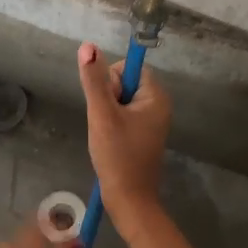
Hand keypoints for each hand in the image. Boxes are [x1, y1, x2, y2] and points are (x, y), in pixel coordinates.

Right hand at [76, 40, 171, 222]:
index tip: (108, 107)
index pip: (128, 68)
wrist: (129, 200)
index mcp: (156, 96)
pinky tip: (110, 142)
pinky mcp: (144, 135)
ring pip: (121, 101)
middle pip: (124, 83)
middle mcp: (159, 105)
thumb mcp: (101, 114)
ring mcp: (153, 121)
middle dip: (108, 99)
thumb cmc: (117, 156)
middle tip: (107, 124)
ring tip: (108, 135)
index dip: (111, 83)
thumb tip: (87, 46)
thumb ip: (93, 80)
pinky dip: (112, 125)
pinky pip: (124, 116)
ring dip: (108, 114)